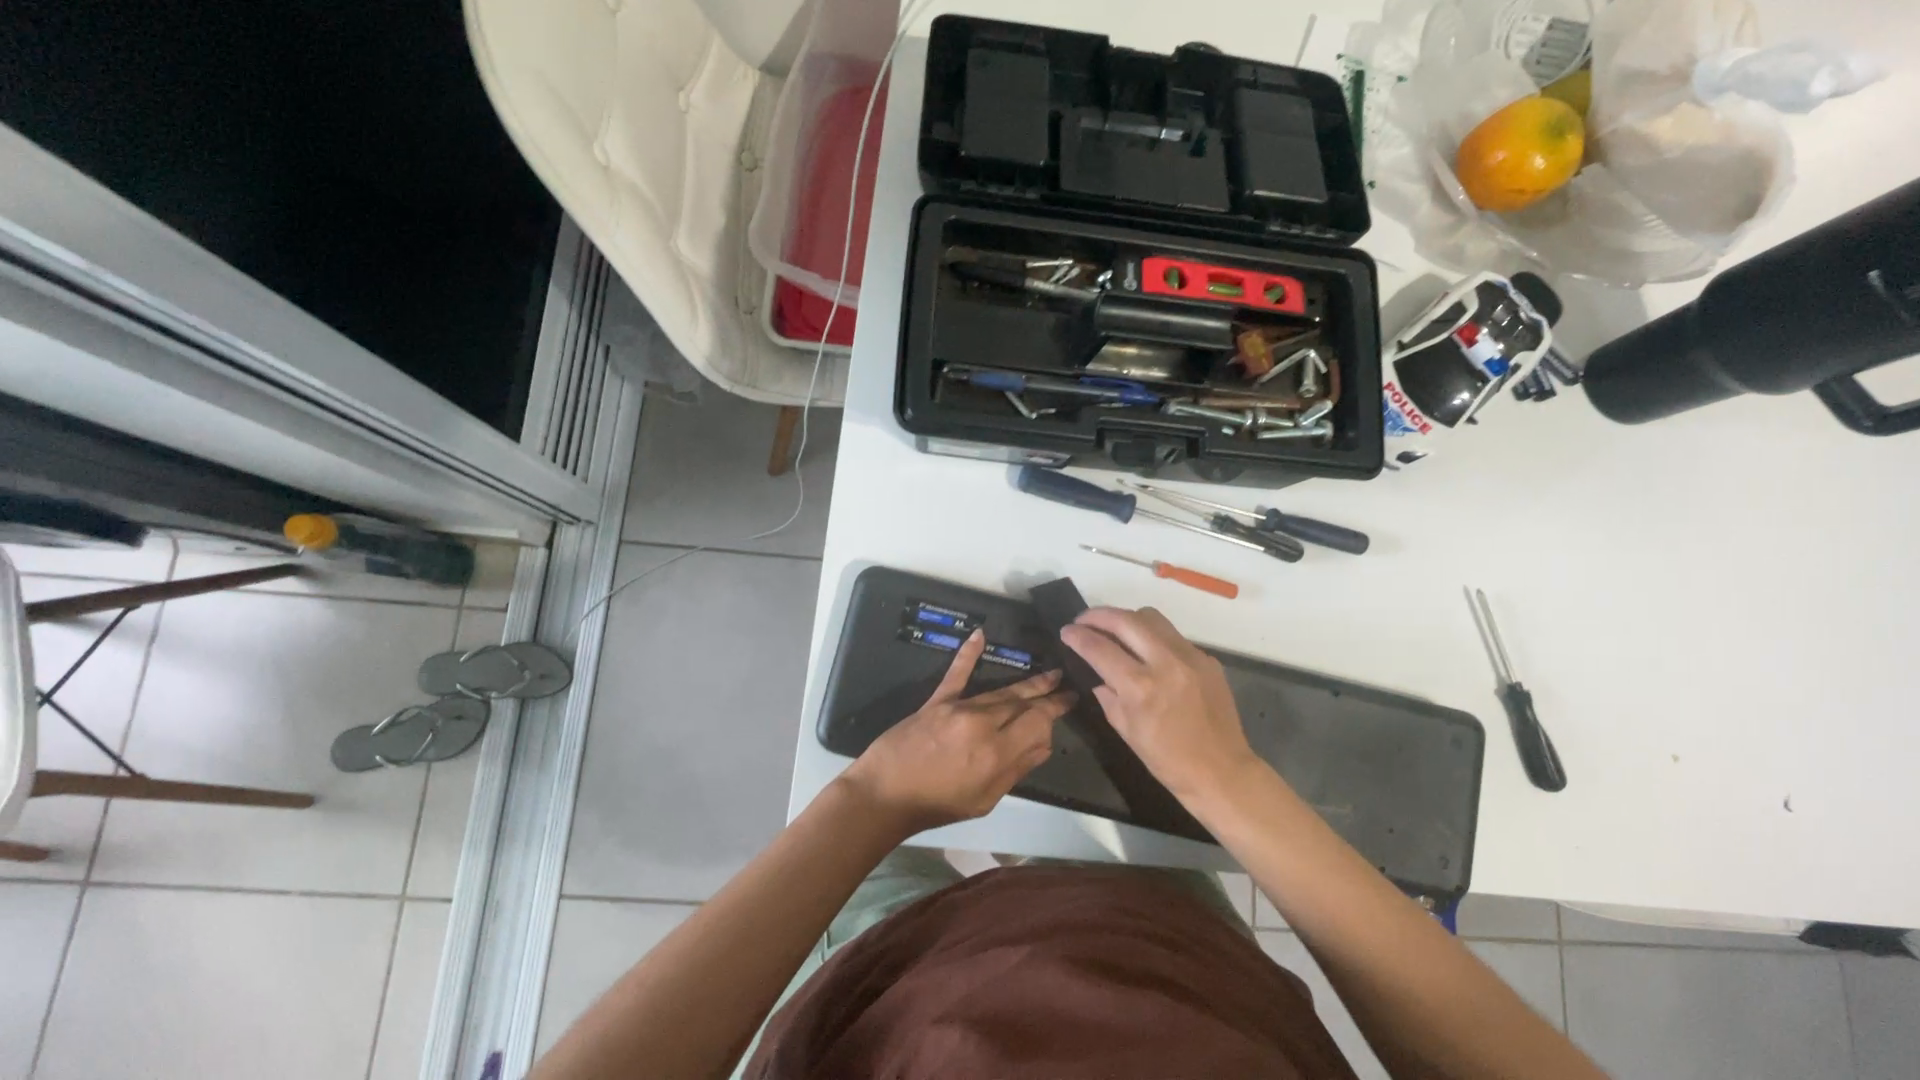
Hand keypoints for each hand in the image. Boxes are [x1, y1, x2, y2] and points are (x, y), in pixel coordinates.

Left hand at [840, 629, 1074, 834]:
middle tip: (1067, 685)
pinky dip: (968, 654)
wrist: (885, 795)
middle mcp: (982, 724)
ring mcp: (958, 709)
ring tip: (1048, 674)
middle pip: (1021, 704)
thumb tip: (1043, 744)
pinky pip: (957, 674)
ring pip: (1000, 692)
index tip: (1069, 702)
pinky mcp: (936, 701)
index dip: (1054, 712)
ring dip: (1026, 683)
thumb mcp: (984, 799)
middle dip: (1047, 695)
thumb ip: (1016, 770)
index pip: (1037, 722)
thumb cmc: (937, 805)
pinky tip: (980, 635)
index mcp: (996, 754)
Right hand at [1059, 607, 1259, 798]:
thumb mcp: (1125, 730)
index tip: (1066, 631)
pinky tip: (1148, 653)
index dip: (1078, 636)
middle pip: (1125, 620)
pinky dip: (1153, 637)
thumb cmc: (1167, 759)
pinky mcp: (1207, 659)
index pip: (1100, 648)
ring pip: (1152, 618)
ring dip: (1127, 618)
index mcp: (1140, 687)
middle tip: (1084, 620)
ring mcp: (1190, 657)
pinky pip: (1173, 636)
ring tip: (1114, 628)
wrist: (1220, 770)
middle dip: (1099, 615)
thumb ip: (1107, 695)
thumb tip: (1099, 675)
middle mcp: (1165, 663)